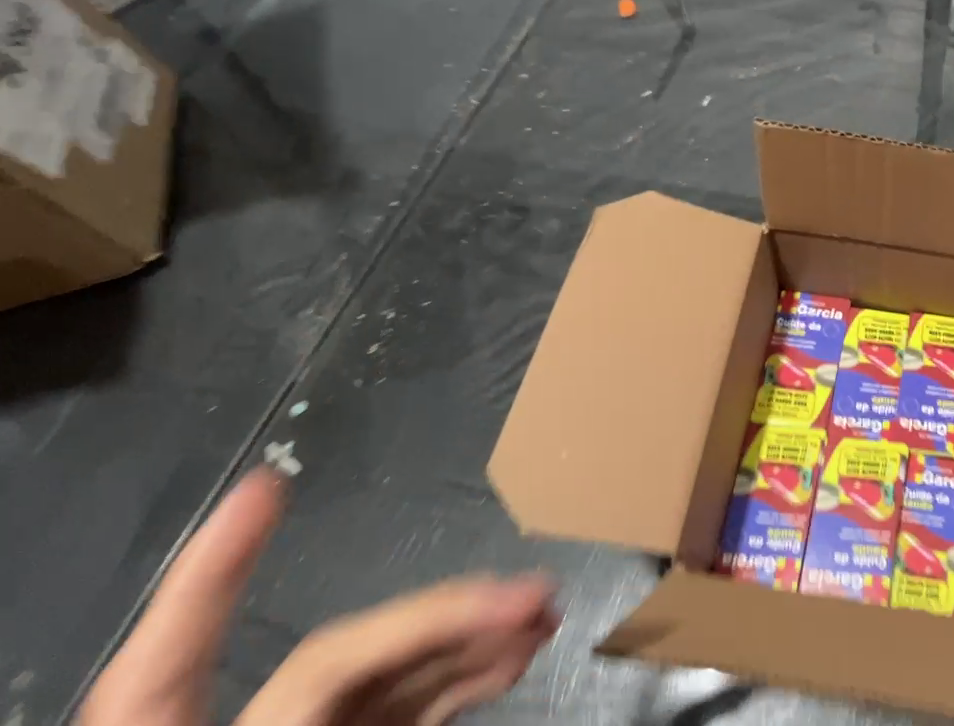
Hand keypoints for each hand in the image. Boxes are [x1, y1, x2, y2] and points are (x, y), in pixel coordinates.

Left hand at [78, 468, 558, 725]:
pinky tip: (515, 653)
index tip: (265, 488)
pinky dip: (468, 676)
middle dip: (440, 616)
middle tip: (530, 591)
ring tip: (543, 609)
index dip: (212, 577)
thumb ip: (325, 705)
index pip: (172, 665)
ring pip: (392, 678)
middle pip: (340, 661)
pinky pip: (414, 707)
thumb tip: (440, 682)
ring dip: (473, 636)